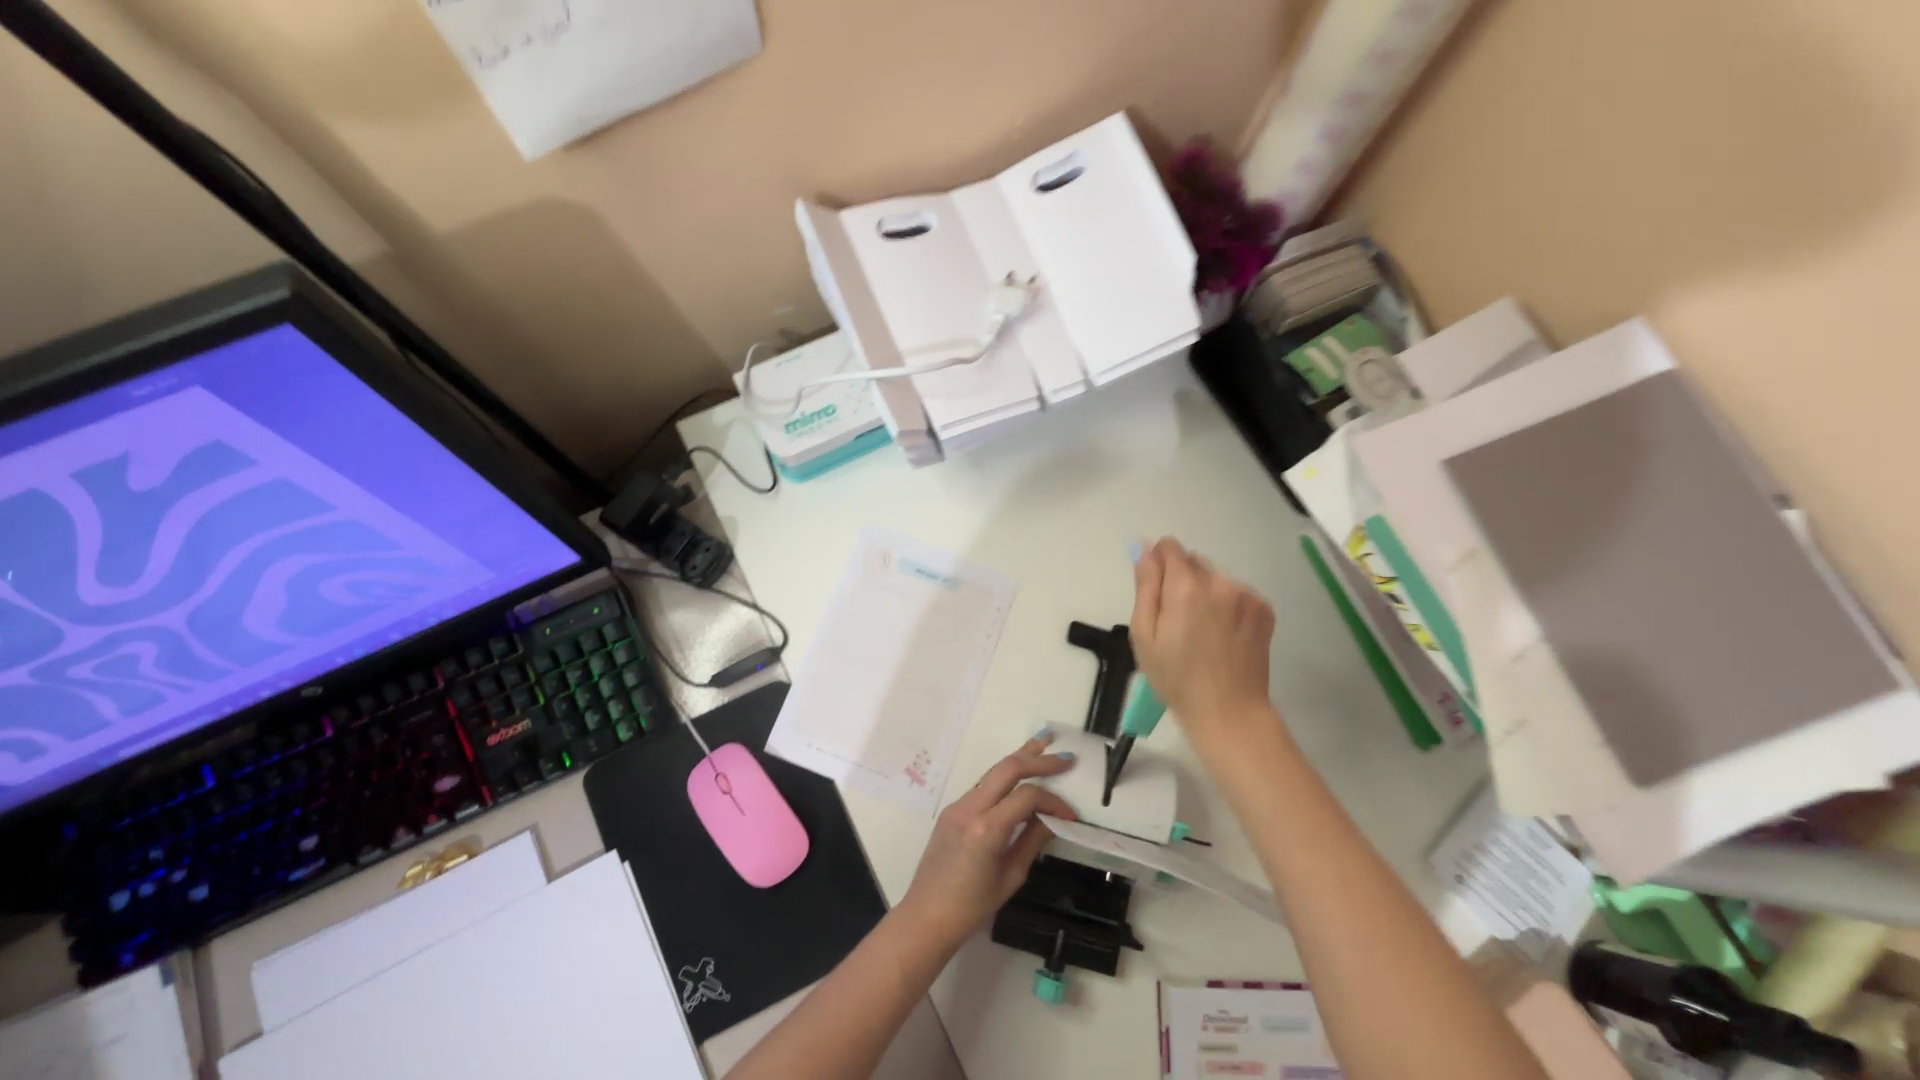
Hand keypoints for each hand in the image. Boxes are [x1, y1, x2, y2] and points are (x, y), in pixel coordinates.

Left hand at [896, 731, 1077, 951]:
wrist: (926, 915)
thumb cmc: (972, 907)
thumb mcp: (1011, 876)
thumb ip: (1032, 841)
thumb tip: (1052, 819)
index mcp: (986, 829)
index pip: (1027, 797)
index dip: (1054, 802)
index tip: (1071, 815)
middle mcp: (969, 809)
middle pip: (1007, 768)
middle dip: (1038, 759)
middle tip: (1065, 759)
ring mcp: (957, 806)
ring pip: (992, 772)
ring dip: (1019, 758)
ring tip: (1044, 743)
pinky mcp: (951, 811)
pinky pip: (982, 787)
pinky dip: (1004, 778)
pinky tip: (1020, 775)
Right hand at [1131, 537, 1278, 750]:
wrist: (1229, 711)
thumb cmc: (1176, 679)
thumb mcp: (1145, 636)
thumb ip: (1145, 587)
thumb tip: (1145, 550)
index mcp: (1186, 587)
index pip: (1170, 547)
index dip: (1158, 565)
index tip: (1157, 592)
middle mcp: (1220, 581)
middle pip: (1194, 562)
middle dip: (1182, 582)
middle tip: (1178, 622)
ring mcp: (1246, 595)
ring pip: (1216, 579)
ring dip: (1206, 594)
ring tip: (1203, 633)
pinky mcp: (1264, 609)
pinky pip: (1237, 593)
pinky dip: (1228, 606)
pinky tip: (1224, 636)